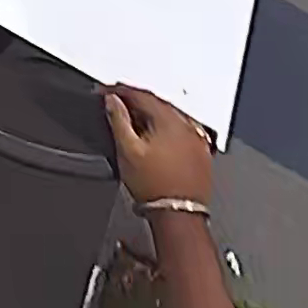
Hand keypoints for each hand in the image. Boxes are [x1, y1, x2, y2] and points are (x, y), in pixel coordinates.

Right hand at [102, 84, 211, 203]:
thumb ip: (118, 120)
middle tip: (116, 101)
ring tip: (132, 117)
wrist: (178, 216)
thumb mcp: (127, 150)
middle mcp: (186, 125)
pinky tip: (155, 134)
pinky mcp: (200, 152)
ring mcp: (196, 139)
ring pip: (169, 115)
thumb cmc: (155, 187)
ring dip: (150, 112)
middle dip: (134, 99)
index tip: (106, 92)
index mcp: (169, 120)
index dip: (119, 91)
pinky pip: (180, 129)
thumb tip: (112, 101)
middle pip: (157, 102)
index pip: (141, 95)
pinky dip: (165, 126)